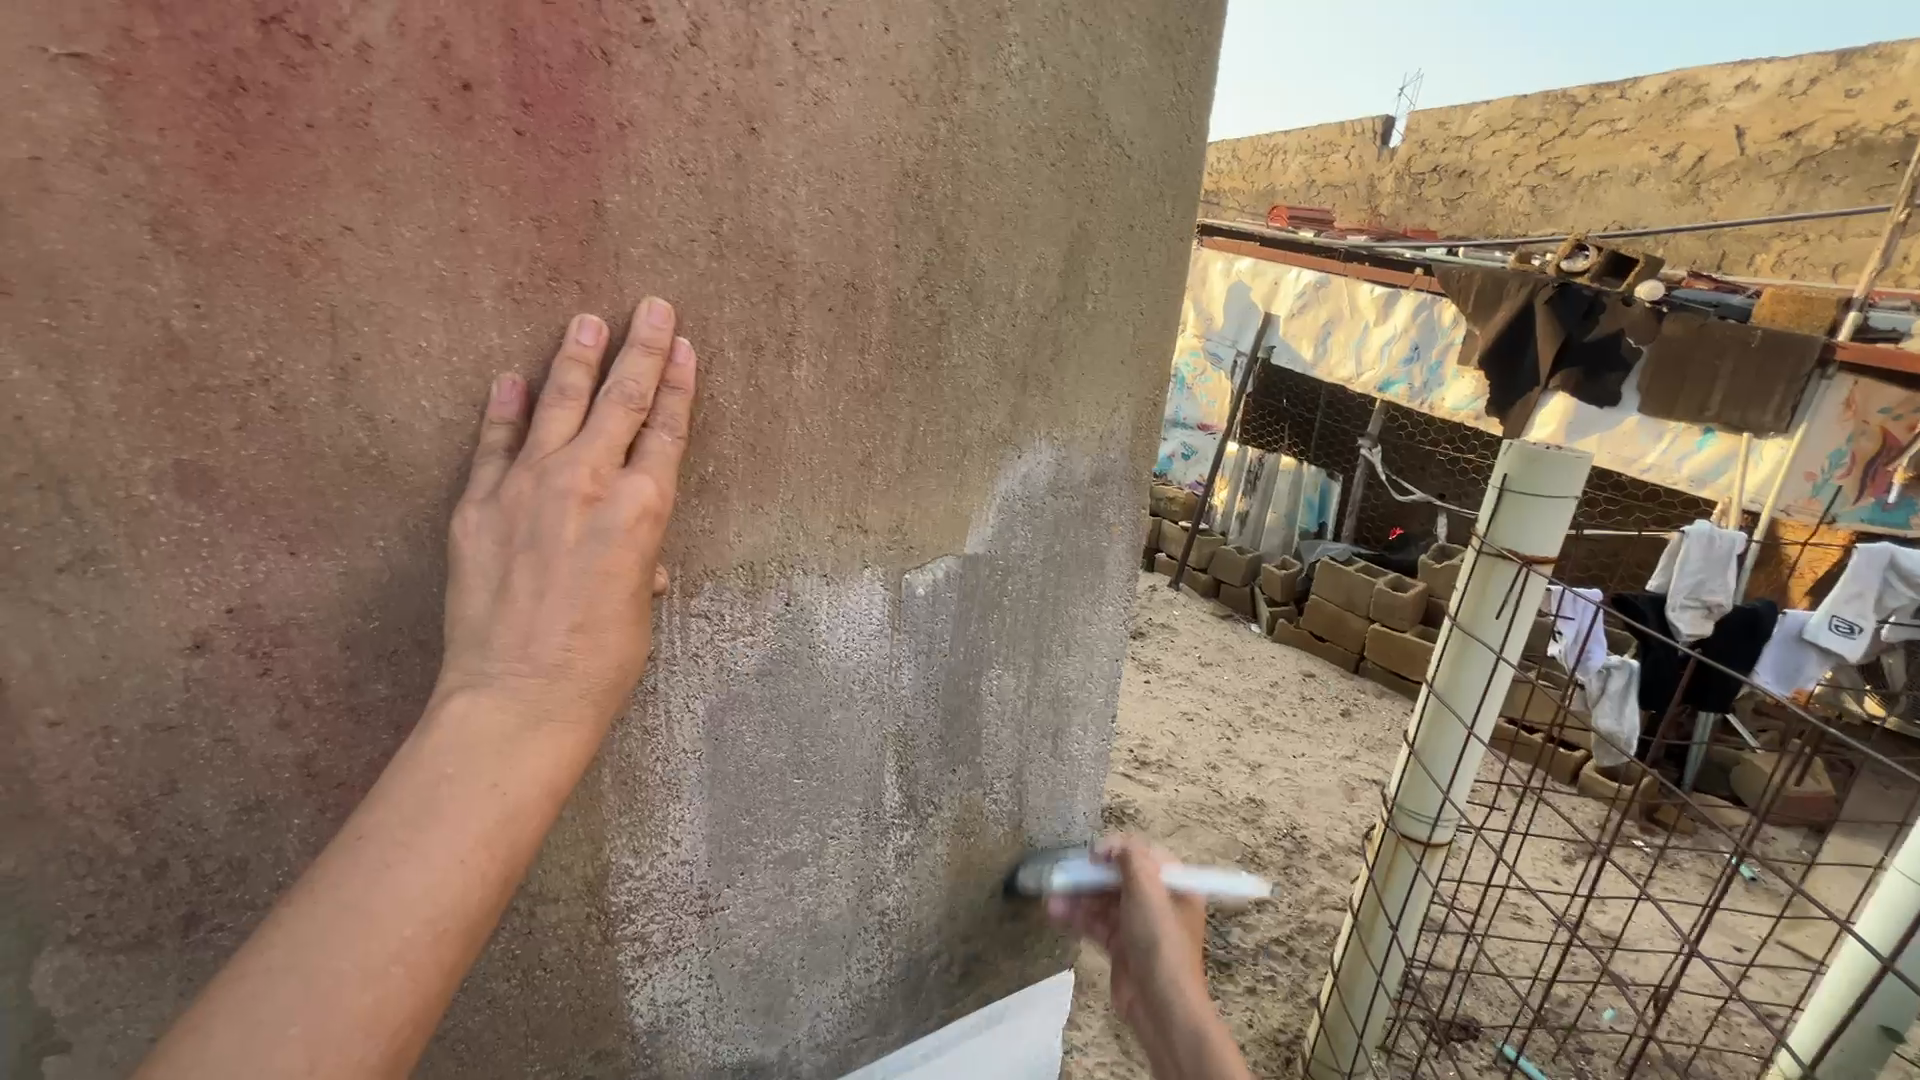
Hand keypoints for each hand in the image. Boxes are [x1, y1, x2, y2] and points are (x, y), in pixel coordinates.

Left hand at [435, 297, 696, 726]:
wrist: (521, 695)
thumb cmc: (602, 660)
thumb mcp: (639, 604)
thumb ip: (636, 559)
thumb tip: (634, 555)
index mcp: (643, 509)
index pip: (666, 430)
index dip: (678, 384)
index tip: (684, 346)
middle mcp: (589, 484)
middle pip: (620, 401)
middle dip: (640, 349)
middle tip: (651, 306)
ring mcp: (528, 488)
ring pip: (558, 406)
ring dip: (575, 359)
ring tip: (588, 320)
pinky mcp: (478, 506)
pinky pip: (494, 444)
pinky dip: (504, 410)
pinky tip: (511, 379)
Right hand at [1046, 835, 1208, 1031]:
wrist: (1161, 1005)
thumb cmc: (1159, 941)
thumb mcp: (1147, 889)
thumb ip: (1130, 858)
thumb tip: (1112, 846)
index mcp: (1175, 886)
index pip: (1144, 856)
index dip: (1117, 851)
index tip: (1094, 855)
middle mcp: (1158, 904)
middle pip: (1118, 879)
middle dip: (1089, 875)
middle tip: (1064, 872)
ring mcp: (1138, 927)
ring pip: (1103, 901)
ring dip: (1077, 896)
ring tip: (1050, 895)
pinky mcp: (1121, 948)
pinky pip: (1096, 924)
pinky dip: (1076, 917)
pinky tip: (1054, 912)